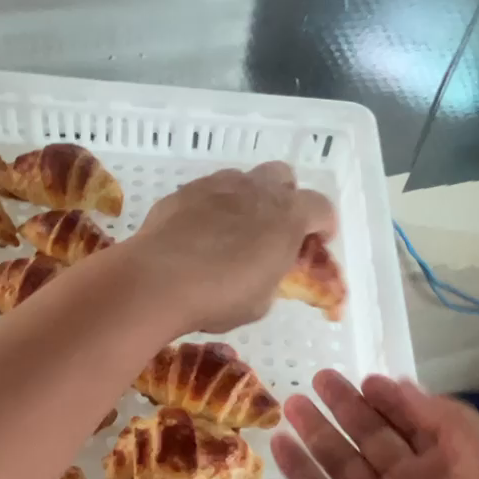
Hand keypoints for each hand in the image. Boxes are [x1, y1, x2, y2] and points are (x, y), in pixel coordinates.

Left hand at [126, 162, 335, 333]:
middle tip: (274, 230)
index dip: (322, 225)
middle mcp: (257, 189)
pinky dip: (212, 207)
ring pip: (244, 179)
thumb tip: (266, 270)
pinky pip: (208, 191)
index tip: (315, 243)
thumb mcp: (260, 301)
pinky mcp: (184, 191)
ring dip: (247, 199)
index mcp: (287, 216)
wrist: (156, 280)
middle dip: (284, 199)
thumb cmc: (218, 297)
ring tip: (234, 231)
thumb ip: (272, 276)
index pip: (321, 207)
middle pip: (283, 177)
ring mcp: (218, 185)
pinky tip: (199, 234)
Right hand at [270, 372, 478, 478]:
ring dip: (319, 431)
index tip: (368, 378)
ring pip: (342, 461)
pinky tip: (282, 443)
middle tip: (321, 378)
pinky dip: (300, 469)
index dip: (395, 399)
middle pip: (375, 436)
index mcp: (454, 470)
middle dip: (350, 407)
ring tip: (294, 401)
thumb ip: (451, 424)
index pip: (419, 422)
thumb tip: (409, 389)